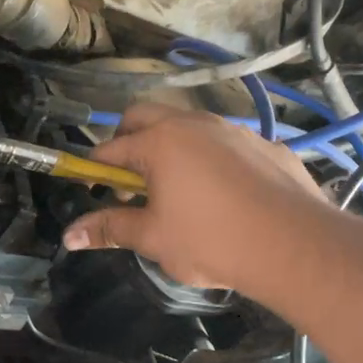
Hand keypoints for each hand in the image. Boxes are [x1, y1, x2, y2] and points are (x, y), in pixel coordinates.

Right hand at [61, 105, 339, 297]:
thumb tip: (69, 235)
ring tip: (173, 190)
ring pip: (189, 127)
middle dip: (126, 142)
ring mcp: (235, 131)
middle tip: (126, 181)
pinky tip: (221, 197)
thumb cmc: (210, 240)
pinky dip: (210, 160)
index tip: (89, 189)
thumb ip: (110, 229)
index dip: (93, 169)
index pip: (110, 148)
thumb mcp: (152, 238)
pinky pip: (226, 144)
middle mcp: (195, 124)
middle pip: (145, 117)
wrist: (294, 245)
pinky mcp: (267, 146)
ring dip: (170, 149)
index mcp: (160, 143)